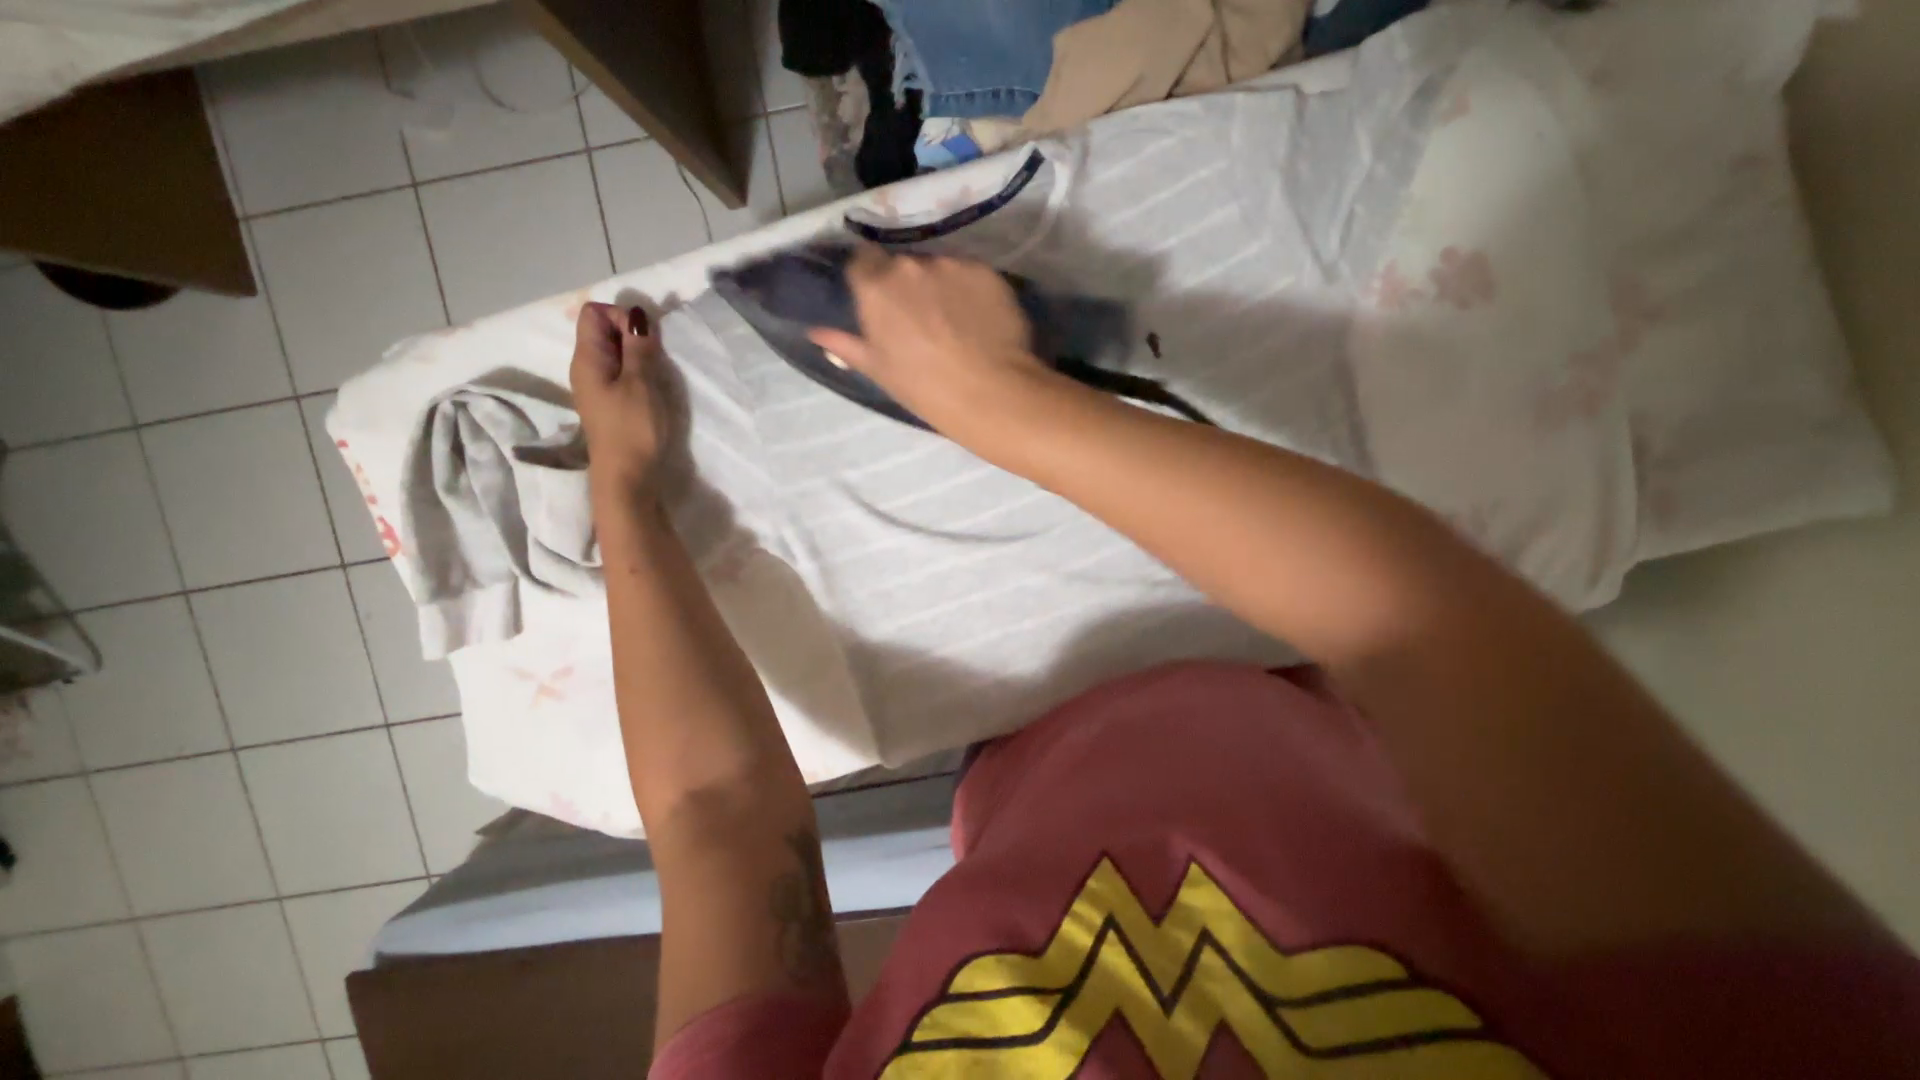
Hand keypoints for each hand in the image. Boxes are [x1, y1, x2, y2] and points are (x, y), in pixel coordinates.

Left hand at [571, 302, 670, 498]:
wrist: (627, 478)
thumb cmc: (633, 429)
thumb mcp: (640, 382)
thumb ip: (638, 346)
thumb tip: (637, 315)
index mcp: (586, 358)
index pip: (593, 312)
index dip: (620, 315)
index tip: (644, 338)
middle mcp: (586, 367)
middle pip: (603, 328)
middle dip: (632, 332)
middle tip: (655, 355)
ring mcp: (597, 385)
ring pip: (614, 351)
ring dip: (637, 353)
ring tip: (656, 370)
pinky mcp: (610, 400)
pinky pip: (620, 370)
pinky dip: (636, 370)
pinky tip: (651, 385)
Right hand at [806, 247, 1053, 432]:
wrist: (989, 392)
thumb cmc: (923, 387)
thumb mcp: (877, 369)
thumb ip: (845, 344)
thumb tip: (816, 332)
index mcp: (876, 287)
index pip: (861, 261)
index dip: (869, 278)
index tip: (878, 300)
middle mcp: (911, 265)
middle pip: (902, 264)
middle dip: (906, 283)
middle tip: (918, 317)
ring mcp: (952, 264)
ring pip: (938, 267)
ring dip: (939, 285)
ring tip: (953, 320)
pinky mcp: (986, 271)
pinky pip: (970, 274)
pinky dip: (970, 290)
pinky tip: (978, 319)